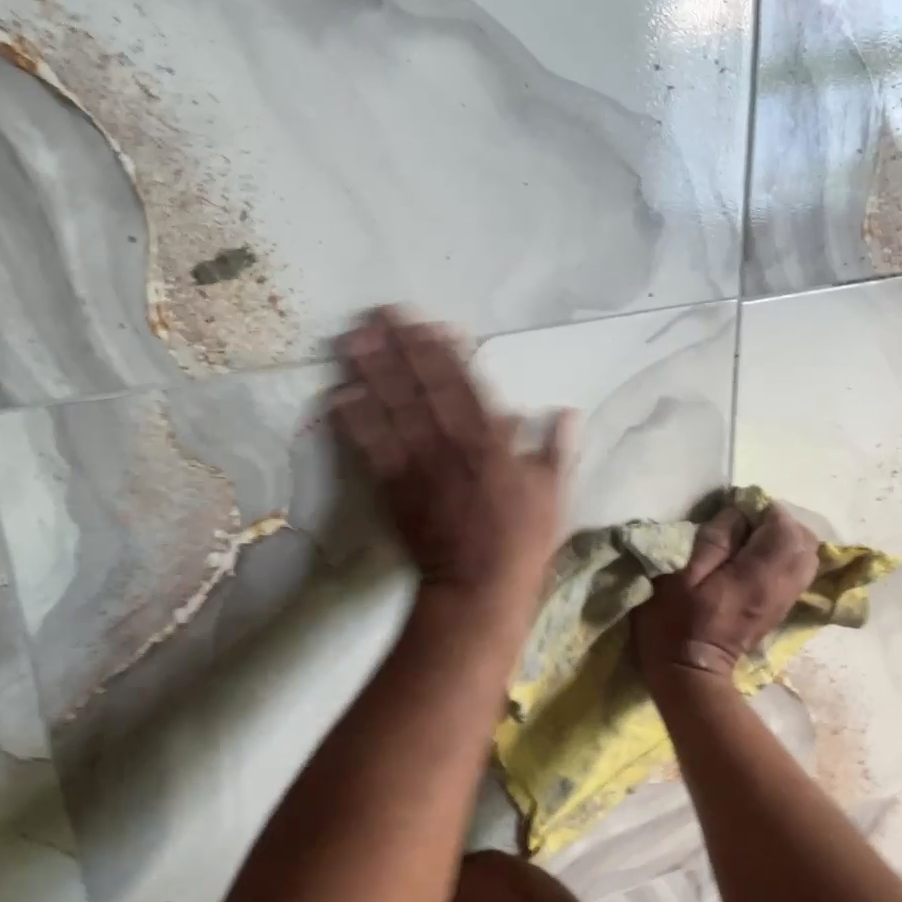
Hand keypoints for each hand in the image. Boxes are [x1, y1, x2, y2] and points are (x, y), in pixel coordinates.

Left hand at [330, 307, 573, 597]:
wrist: (478, 587)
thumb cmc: (520, 542)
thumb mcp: (552, 492)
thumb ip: (554, 447)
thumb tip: (564, 409)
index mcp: (491, 440)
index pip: (463, 383)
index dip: (440, 349)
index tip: (422, 322)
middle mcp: (452, 442)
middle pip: (421, 386)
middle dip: (398, 347)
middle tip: (375, 315)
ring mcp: (419, 464)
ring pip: (393, 410)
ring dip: (370, 373)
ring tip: (350, 342)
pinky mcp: (394, 489)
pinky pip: (371, 451)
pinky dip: (354, 424)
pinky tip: (336, 398)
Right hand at [631, 503, 818, 686]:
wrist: (689, 672)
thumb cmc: (674, 620)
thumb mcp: (680, 574)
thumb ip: (713, 540)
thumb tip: (737, 515)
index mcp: (758, 575)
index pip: (784, 529)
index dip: (764, 511)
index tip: (736, 509)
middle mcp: (781, 586)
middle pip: (804, 542)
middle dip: (779, 523)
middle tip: (745, 522)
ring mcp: (783, 600)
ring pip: (806, 558)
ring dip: (784, 540)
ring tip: (750, 539)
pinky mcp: (779, 610)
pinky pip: (797, 574)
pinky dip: (784, 558)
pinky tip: (755, 559)